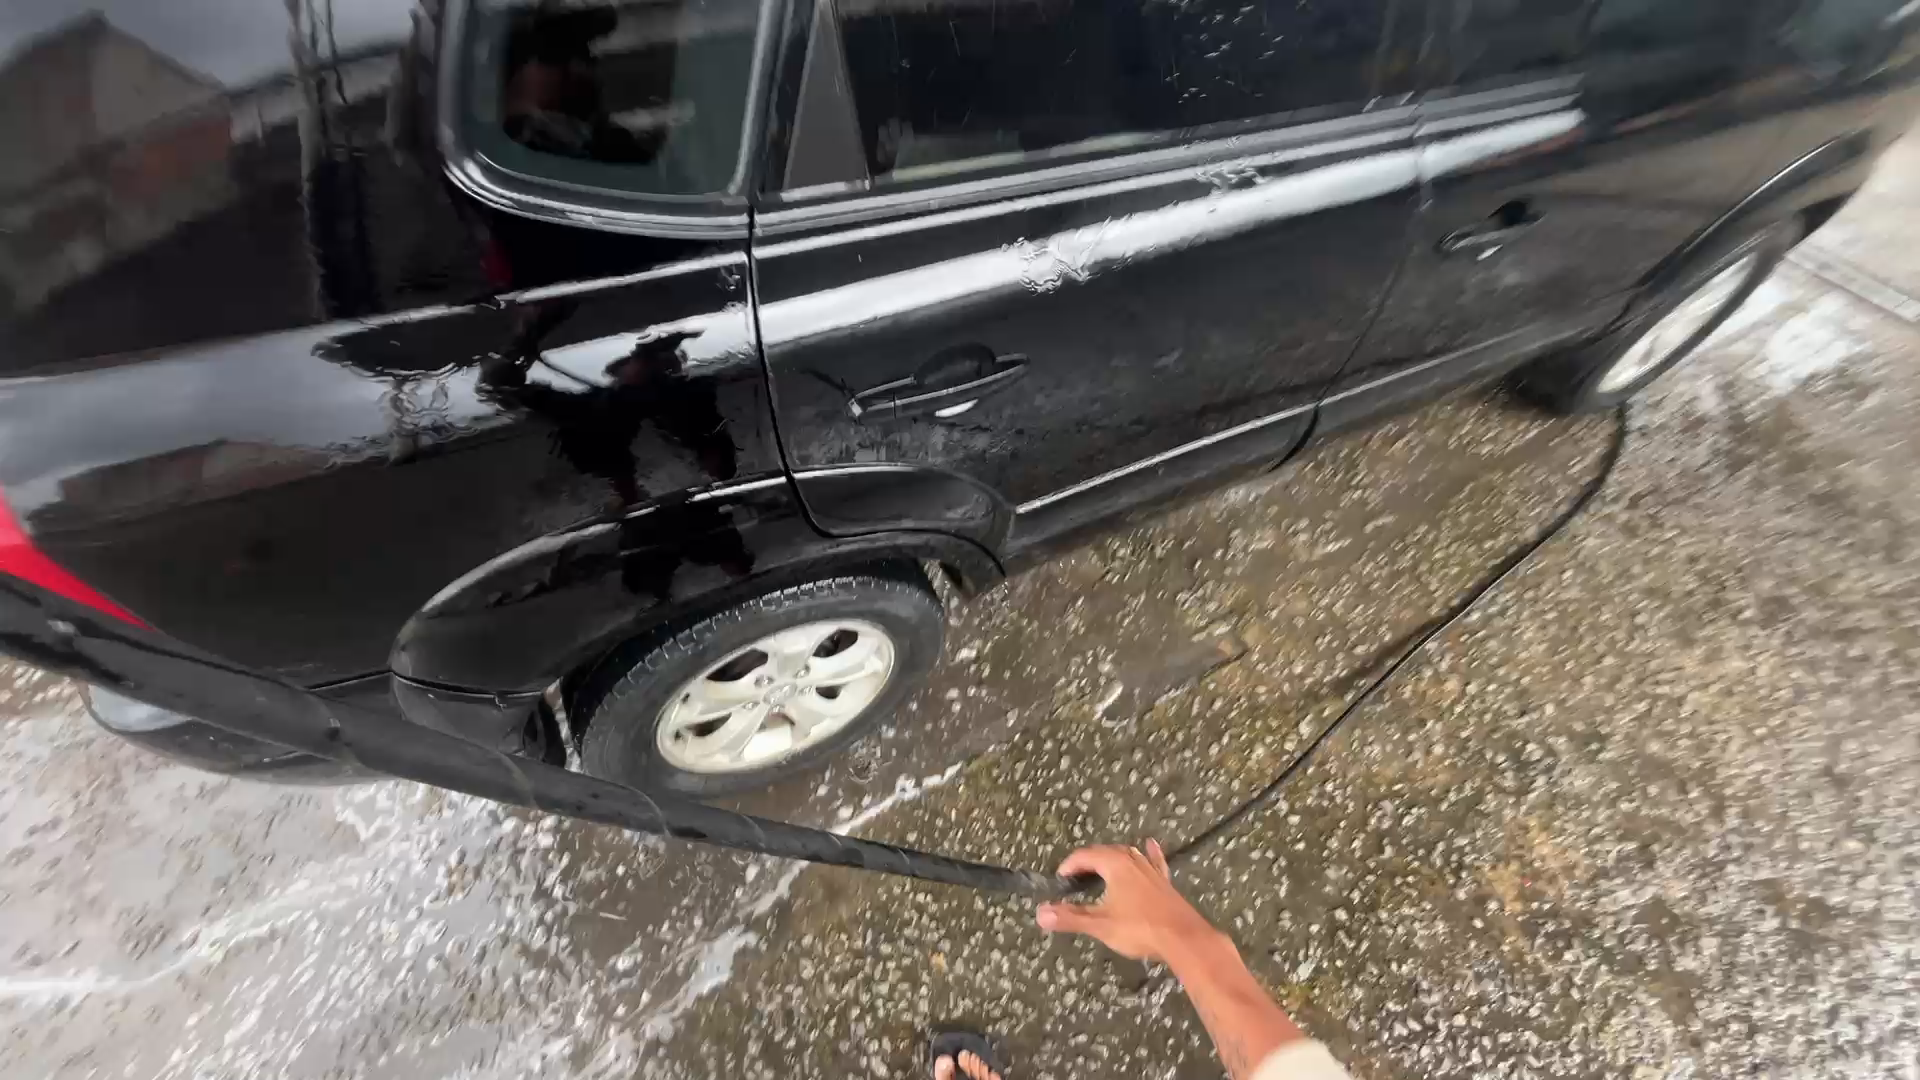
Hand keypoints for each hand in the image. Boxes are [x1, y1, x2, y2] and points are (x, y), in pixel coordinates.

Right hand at [1035, 840, 1223, 963]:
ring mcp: (1150, 869)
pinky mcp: (1163, 881)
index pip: (1085, 856)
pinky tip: (1150, 845)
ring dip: (1111, 857)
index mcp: (1114, 864)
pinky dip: (1148, 854)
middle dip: (1088, 861)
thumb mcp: (1101, 925)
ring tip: (1101, 865)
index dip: (1069, 865)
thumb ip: (1071, 917)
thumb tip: (1041, 913)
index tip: (1060, 878)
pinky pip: (1153, 861)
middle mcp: (1132, 859)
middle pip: (1104, 852)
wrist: (1184, 938)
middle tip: (1076, 877)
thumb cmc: (1140, 928)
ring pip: (1127, 854)